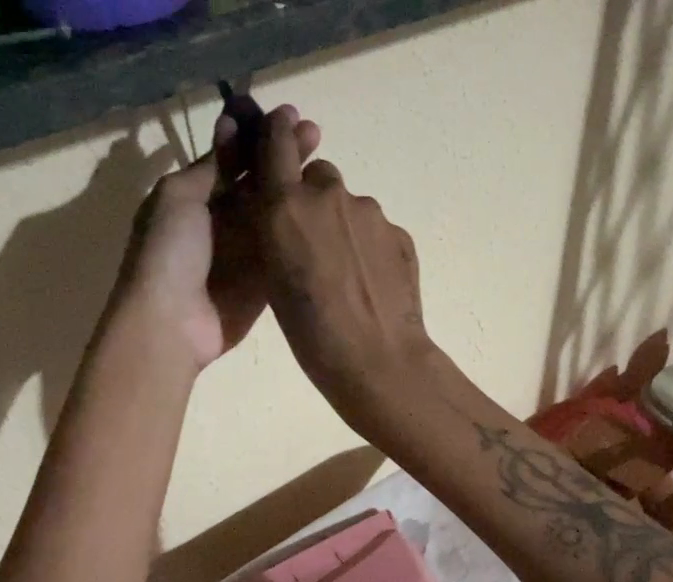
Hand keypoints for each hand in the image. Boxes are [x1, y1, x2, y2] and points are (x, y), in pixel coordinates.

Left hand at [103, 108, 320, 371]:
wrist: (170, 324)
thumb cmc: (168, 252)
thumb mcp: (182, 196)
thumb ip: (215, 165)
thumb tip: (233, 124)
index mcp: (195, 192)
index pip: (234, 155)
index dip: (260, 135)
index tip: (292, 116)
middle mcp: (222, 218)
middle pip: (259, 181)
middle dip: (285, 157)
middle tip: (316, 135)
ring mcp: (244, 251)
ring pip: (276, 213)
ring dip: (298, 191)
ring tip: (327, 169)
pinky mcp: (264, 281)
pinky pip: (286, 251)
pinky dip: (303, 233)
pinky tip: (325, 212)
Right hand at [254, 108, 454, 422]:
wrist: (377, 359)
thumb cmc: (310, 332)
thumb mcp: (272, 278)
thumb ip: (276, 232)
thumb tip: (287, 215)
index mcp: (285, 205)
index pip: (276, 142)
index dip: (276, 133)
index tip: (278, 130)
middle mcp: (327, 196)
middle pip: (318, 177)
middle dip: (312, 199)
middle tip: (313, 244)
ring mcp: (370, 213)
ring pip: (349, 206)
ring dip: (342, 227)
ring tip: (344, 275)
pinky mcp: (399, 233)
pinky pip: (376, 230)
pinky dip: (369, 248)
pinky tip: (368, 286)